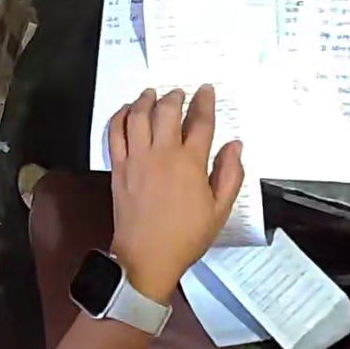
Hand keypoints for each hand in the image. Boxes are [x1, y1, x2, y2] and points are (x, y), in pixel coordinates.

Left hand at [106, 86, 245, 302]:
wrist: (146, 257)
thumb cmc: (185, 237)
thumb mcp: (220, 210)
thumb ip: (230, 174)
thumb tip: (235, 147)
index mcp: (190, 163)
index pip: (200, 121)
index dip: (205, 102)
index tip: (206, 91)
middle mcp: (162, 154)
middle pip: (167, 111)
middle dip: (175, 96)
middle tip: (180, 93)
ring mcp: (137, 159)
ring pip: (138, 116)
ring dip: (145, 100)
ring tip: (152, 94)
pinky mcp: (118, 168)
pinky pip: (114, 133)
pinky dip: (119, 117)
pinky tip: (126, 111)